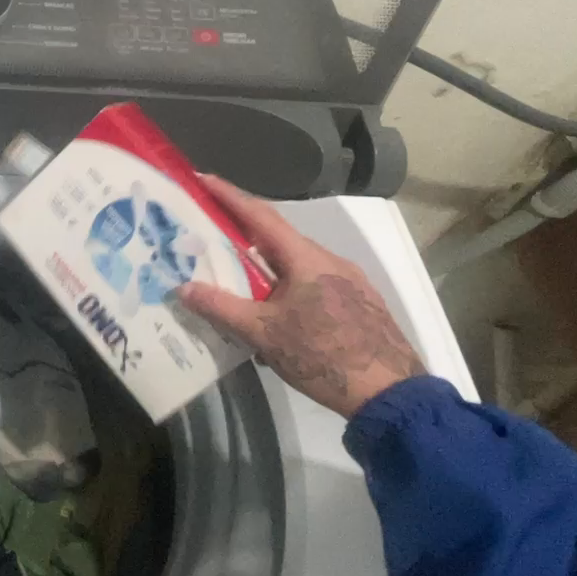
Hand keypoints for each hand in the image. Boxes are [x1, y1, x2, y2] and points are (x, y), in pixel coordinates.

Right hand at [176, 174, 425, 417]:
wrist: (393, 395)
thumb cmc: (324, 356)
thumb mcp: (264, 334)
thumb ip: (222, 308)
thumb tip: (183, 288)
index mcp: (306, 258)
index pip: (260, 216)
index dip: (230, 196)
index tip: (204, 179)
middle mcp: (329, 260)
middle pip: (278, 238)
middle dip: (243, 233)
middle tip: (211, 231)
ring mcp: (350, 281)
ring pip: (296, 262)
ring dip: (266, 266)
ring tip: (238, 278)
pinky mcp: (360, 303)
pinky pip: (314, 282)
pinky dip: (287, 285)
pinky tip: (276, 311)